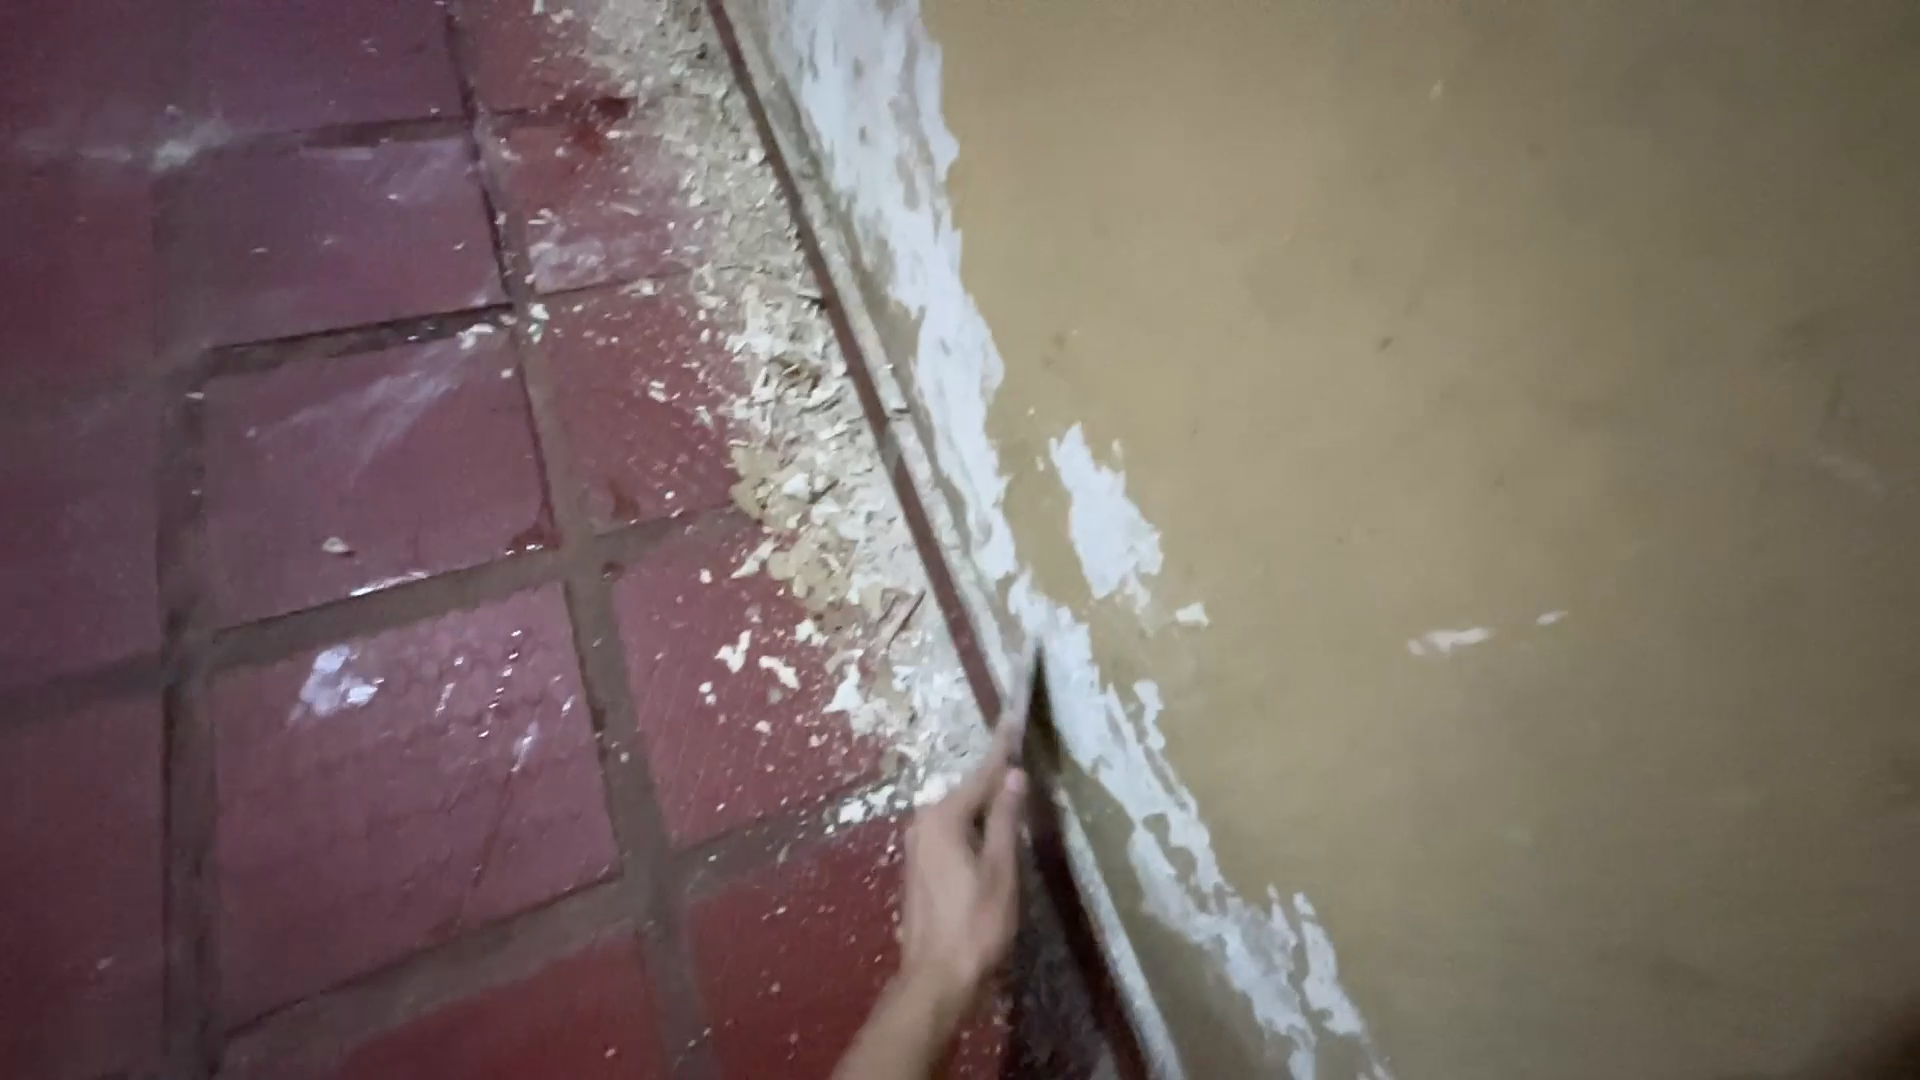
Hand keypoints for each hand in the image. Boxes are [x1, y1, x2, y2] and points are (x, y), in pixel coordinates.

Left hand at [895, 720, 1026, 1032]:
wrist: (934, 979)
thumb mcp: (1000, 871)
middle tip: (1019, 755)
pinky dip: (973, 823)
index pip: (981, 774)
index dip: (1002, 748)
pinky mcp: (920, 863)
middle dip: (995, 776)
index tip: (1012, 717)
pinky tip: (991, 829)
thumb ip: (1005, 820)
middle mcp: (925, 822)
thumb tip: (1013, 775)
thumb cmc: (975, 925)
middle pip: (969, 791)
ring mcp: (918, 843)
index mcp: (944, 818)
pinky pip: (952, 829)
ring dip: (985, 803)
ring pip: (960, 812)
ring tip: (1012, 789)